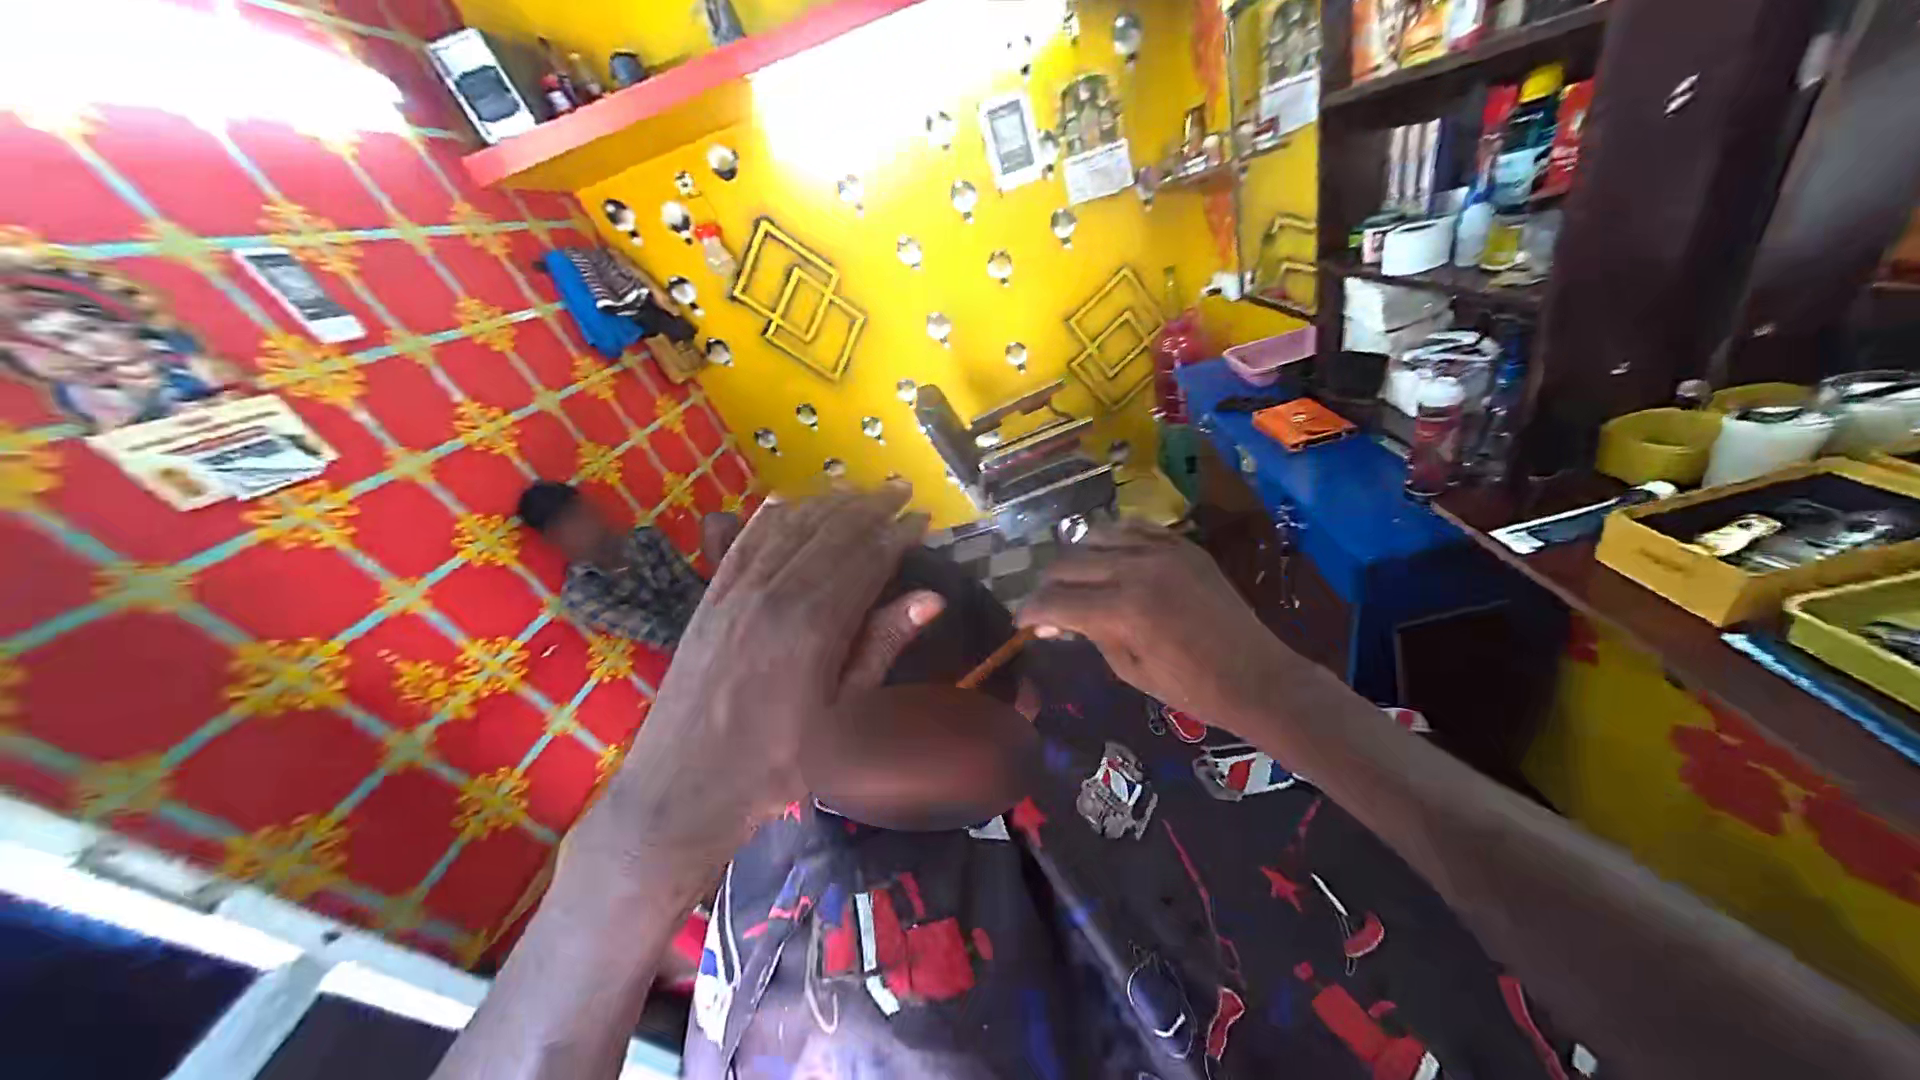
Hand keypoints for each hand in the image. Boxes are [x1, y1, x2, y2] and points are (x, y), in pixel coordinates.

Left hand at [564, 486, 942, 899]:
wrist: (683, 787)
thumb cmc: (776, 764)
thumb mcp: (842, 716)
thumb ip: (882, 647)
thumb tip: (931, 598)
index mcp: (814, 625)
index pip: (866, 560)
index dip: (898, 533)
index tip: (923, 516)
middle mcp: (775, 593)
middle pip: (831, 533)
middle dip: (871, 506)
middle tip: (901, 487)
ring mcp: (737, 590)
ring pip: (790, 528)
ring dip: (827, 502)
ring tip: (858, 488)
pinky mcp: (711, 596)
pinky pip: (744, 541)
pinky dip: (770, 516)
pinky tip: (786, 499)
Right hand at [1014, 521, 1292, 720]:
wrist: (1257, 675)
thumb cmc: (1191, 689)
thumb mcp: (1128, 670)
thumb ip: (1089, 635)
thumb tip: (1057, 620)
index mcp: (1123, 611)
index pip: (1055, 600)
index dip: (1030, 611)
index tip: (1021, 621)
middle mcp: (1136, 570)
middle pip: (1067, 563)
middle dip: (1047, 586)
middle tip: (1048, 608)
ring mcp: (1162, 551)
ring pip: (1094, 536)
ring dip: (1076, 559)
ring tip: (1076, 581)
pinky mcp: (1182, 544)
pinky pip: (1132, 527)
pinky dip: (1111, 540)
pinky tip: (1108, 558)